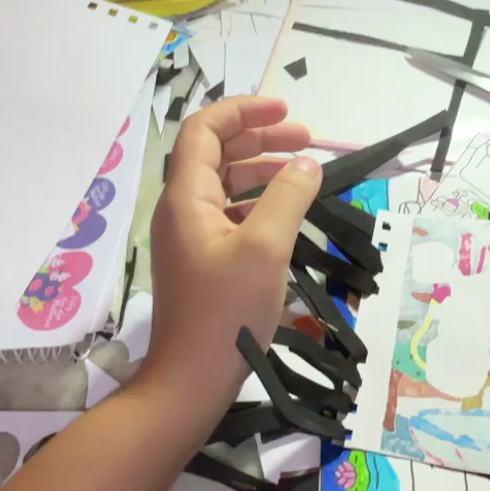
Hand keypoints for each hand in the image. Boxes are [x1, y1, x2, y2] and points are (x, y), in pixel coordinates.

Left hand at [139, 97, 321, 422]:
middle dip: (261, 139)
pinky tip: (288, 214)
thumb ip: (288, 197)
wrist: (191, 380)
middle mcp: (182, 210)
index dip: (244, 111)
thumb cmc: (226, 311)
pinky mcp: (203, 262)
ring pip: (226, 186)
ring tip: (304, 172)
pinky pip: (230, 216)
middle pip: (217, 155)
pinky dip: (259, 204)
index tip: (286, 110)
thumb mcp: (265, 247)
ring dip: (263, 171)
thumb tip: (307, 164)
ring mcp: (191, 238)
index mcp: (186, 197)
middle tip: (307, 140)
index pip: (205, 131)